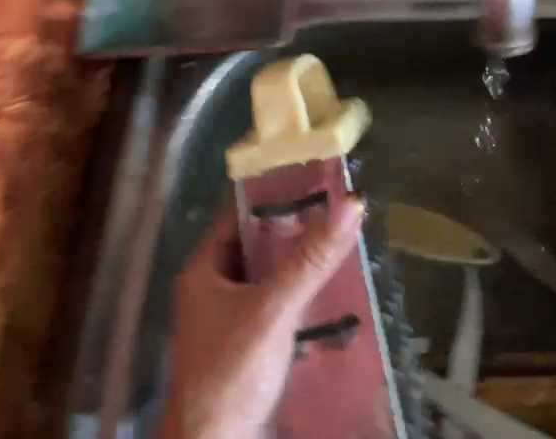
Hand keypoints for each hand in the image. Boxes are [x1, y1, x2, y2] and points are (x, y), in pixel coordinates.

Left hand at [159, 200, 365, 438]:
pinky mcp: (246, 349)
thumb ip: (311, 258)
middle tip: (343, 214)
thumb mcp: (273, 309)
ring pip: (270, 279)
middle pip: (258, 246)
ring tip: (348, 249)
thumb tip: (351, 202)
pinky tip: (336, 298)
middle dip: (298, 233)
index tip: (320, 182)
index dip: (278, 197)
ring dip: (302, 268)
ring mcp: (228, 321)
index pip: (241, 215)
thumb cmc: (231, 373)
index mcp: (204, 269)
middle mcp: (212, 289)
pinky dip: (302, 301)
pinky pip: (277, 310)